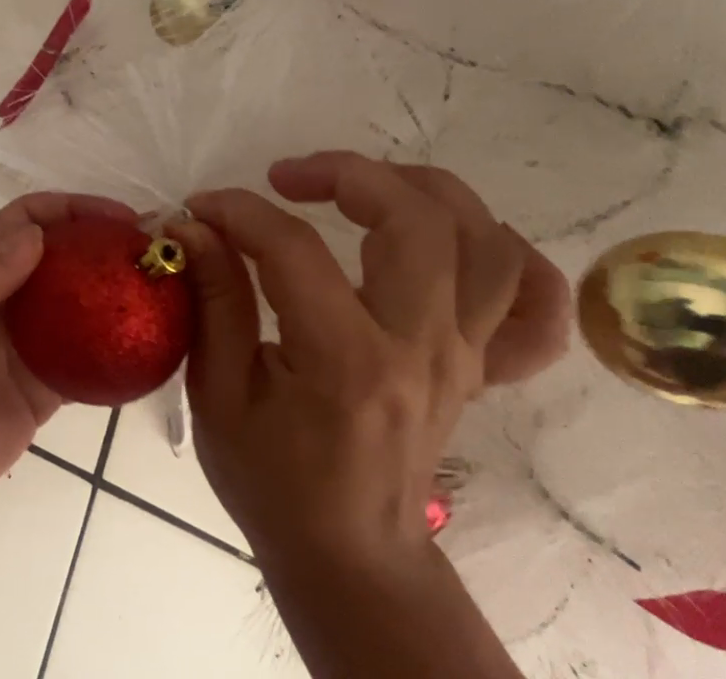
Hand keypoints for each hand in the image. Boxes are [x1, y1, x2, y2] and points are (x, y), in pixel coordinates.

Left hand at [0, 193, 135, 525]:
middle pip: (60, 259)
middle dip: (105, 247)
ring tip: (169, 293)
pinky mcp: (44, 389)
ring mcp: (26, 347)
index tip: (121, 218)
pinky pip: (88, 361)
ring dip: (118, 295)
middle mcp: (2, 303)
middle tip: (160, 254)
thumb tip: (35, 236)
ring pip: (80, 306)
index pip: (24, 223)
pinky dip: (117, 351)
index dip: (69, 210)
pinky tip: (155, 349)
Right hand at [169, 152, 570, 564]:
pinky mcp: (482, 368)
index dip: (238, 212)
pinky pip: (533, 303)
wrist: (349, 552)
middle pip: (419, 220)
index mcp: (346, 360)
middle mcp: (421, 348)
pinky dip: (508, 256)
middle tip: (286, 178)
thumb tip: (192, 228)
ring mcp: (465, 356)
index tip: (197, 209)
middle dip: (346, 173)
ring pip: (486, 241)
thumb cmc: (269, 480)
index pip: (295, 249)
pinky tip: (455, 241)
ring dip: (422, 192)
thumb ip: (213, 302)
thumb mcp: (217, 394)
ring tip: (360, 189)